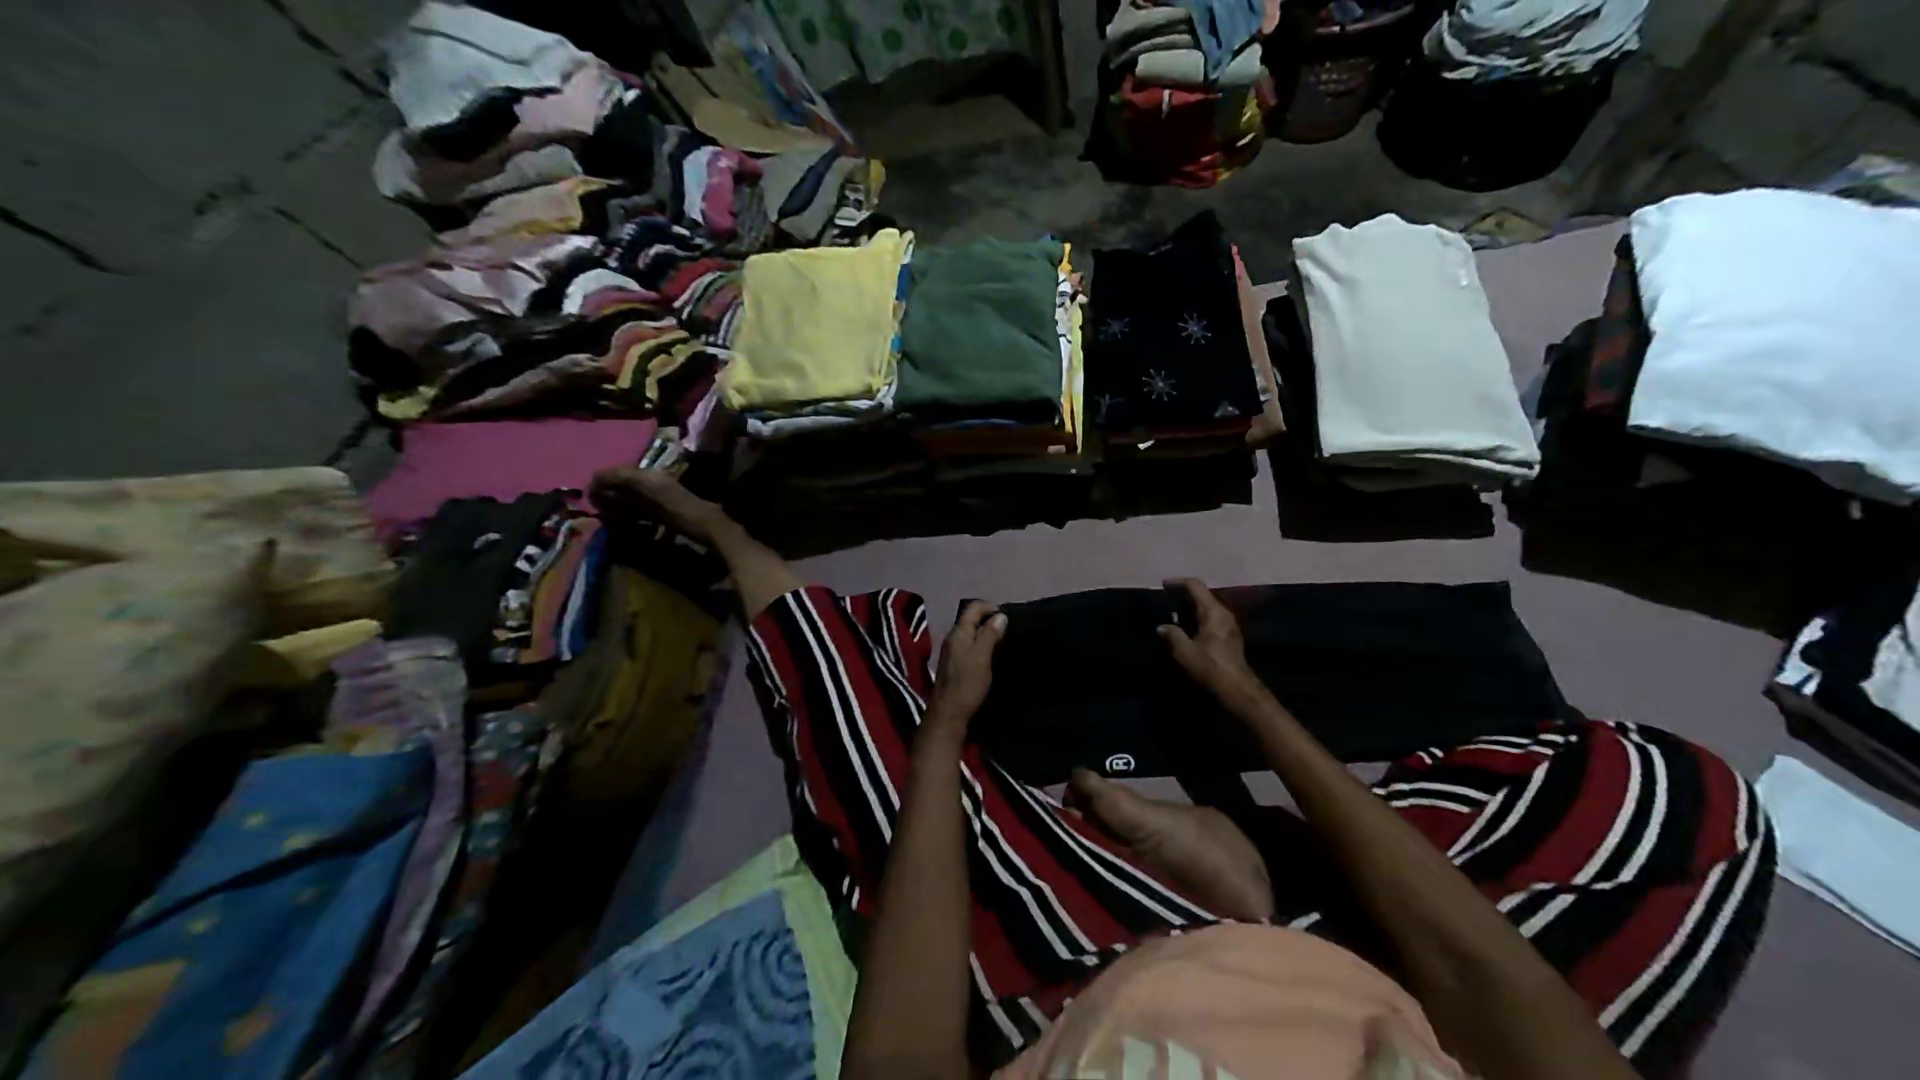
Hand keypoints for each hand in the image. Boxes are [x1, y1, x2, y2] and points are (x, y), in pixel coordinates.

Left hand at [924, 601, 1007, 740]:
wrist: (949, 711)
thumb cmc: (967, 683)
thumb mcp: (982, 656)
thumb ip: (990, 634)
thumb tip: (1001, 615)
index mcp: (958, 632)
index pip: (973, 607)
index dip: (990, 606)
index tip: (1007, 616)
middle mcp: (953, 637)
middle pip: (970, 618)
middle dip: (989, 618)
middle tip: (1008, 627)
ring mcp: (952, 649)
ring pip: (970, 632)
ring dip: (985, 631)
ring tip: (1003, 639)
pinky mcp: (954, 662)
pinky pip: (969, 644)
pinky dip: (981, 643)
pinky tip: (991, 652)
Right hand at [1159, 579, 1264, 707]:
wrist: (1236, 687)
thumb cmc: (1210, 666)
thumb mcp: (1184, 651)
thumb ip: (1172, 635)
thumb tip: (1163, 627)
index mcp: (1212, 612)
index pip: (1195, 586)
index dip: (1178, 582)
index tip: (1163, 584)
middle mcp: (1224, 613)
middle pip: (1203, 594)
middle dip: (1184, 593)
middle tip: (1167, 597)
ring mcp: (1230, 624)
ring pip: (1208, 606)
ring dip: (1192, 605)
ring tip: (1174, 611)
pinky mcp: (1230, 635)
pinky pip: (1212, 617)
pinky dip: (1198, 615)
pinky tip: (1188, 626)